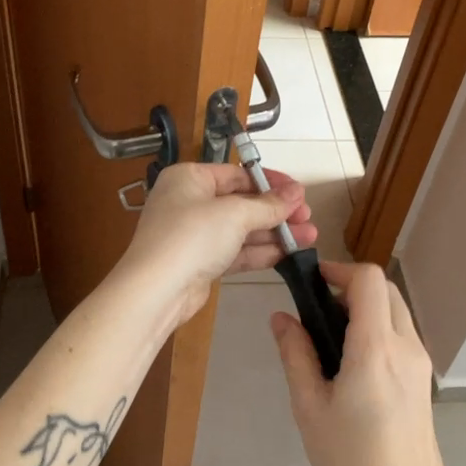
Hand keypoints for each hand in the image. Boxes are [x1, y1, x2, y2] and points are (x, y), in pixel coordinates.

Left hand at [111, 162, 318, 328]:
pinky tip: (288, 253)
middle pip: (241, 202)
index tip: (300, 193)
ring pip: (241, 229)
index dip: (270, 183)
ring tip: (309, 236)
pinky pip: (235, 251)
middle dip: (276, 211)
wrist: (156, 290)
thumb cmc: (192, 237)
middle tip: (308, 217)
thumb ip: (268, 205)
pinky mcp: (200, 261)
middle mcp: (190, 201)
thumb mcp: (234, 214)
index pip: (237, 174)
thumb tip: (296, 194)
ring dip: (274, 232)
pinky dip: (260, 251)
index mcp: (190, 178)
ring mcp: (194, 234)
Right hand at [271, 262, 455, 465]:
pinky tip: (351, 365)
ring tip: (329, 342)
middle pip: (385, 290)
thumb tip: (281, 317)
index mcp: (376, 348)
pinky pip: (401, 334)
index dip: (339, 270)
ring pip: (395, 311)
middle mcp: (405, 346)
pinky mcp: (423, 380)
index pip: (368, 280)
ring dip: (365, 309)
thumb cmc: (351, 461)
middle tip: (315, 312)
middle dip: (350, 287)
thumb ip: (296, 355)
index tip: (310, 282)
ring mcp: (420, 363)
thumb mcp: (310, 407)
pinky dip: (377, 329)